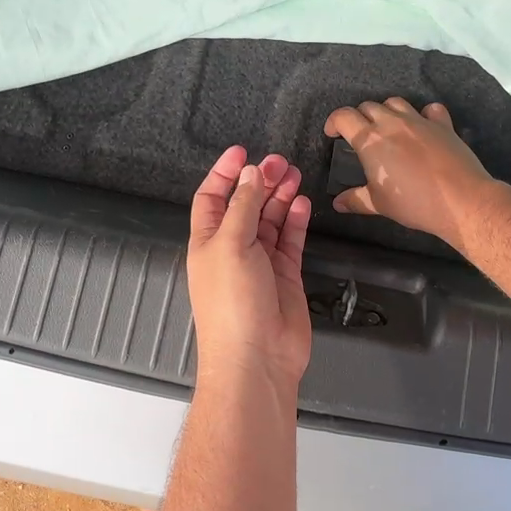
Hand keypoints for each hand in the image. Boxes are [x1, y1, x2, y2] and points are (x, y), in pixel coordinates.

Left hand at [187, 145, 314, 393]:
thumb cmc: (232, 302)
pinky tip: (302, 203)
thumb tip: (250, 174)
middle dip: (260, 181)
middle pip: (246, 204)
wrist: (257, 359)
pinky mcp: (285, 275)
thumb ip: (243, 206)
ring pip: (270, 219)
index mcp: (208, 241)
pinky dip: (296, 220)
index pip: (212, 197)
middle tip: (280, 162)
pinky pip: (290, 239)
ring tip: (294, 174)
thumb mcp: (231, 245)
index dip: (224, 173)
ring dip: (280, 196)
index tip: (242, 152)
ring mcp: (260, 262)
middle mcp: (232, 248)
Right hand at [323, 98, 510, 248]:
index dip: (333, 122)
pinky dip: (424, 114)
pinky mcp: (442, 124)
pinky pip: (431, 109)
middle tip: (360, 134)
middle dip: (359, 117)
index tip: (332, 133)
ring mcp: (419, 120)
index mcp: (371, 139)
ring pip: (396, 102)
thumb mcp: (379, 203)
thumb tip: (338, 203)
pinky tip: (423, 125)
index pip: (344, 117)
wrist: (460, 200)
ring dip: (387, 111)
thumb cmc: (413, 202)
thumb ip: (356, 200)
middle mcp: (392, 122)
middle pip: (368, 106)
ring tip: (388, 127)